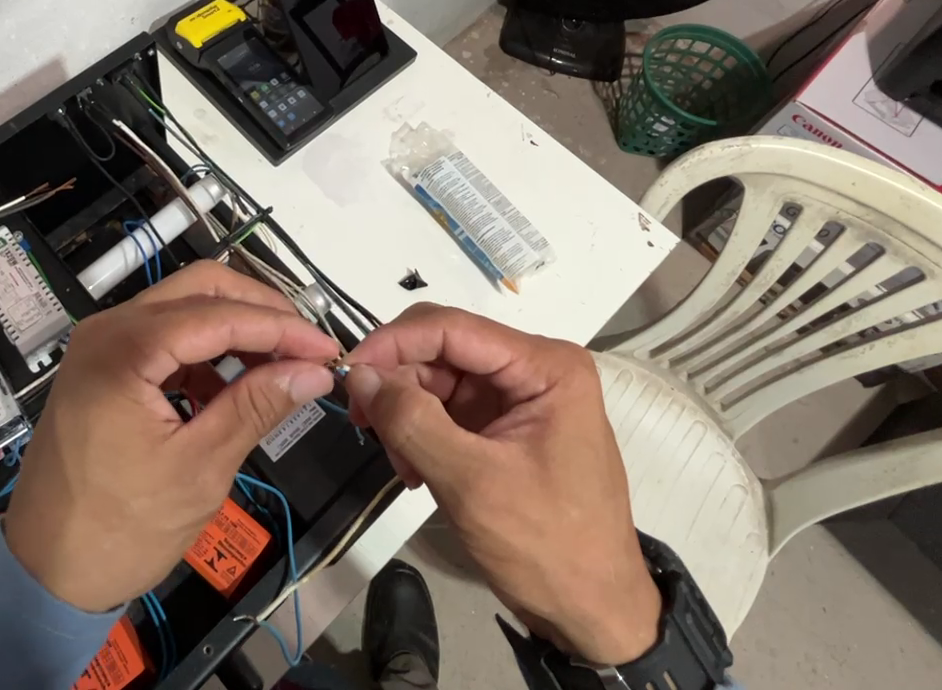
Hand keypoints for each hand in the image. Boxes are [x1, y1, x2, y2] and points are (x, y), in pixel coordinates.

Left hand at [2, 261, 341, 611]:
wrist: (45, 573)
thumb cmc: (120, 529)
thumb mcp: (199, 468)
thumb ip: (256, 406)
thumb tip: (313, 371)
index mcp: (123, 348)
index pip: (218, 315)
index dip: (280, 327)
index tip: (327, 349)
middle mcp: (107, 328)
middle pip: (199, 289)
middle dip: (258, 310)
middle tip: (305, 346)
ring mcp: (102, 344)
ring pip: (183, 307)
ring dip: (234, 327)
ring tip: (281, 364)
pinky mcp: (105, 366)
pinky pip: (164, 337)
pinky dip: (205, 350)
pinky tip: (236, 382)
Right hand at [343, 304, 661, 665]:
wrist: (593, 614)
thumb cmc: (547, 546)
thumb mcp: (472, 483)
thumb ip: (412, 421)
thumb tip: (357, 373)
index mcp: (544, 366)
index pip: (450, 327)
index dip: (392, 342)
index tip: (348, 373)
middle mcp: (531, 367)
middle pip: (439, 349)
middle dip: (397, 383)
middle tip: (364, 426)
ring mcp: (515, 394)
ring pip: (433, 377)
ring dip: (405, 414)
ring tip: (403, 465)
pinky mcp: (500, 421)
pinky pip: (442, 407)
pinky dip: (419, 432)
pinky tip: (415, 468)